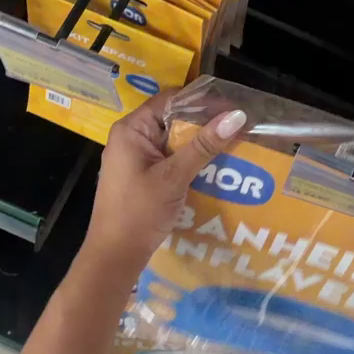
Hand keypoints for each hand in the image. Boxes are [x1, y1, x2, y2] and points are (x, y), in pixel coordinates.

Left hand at [81, 91, 247, 276]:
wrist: (115, 254)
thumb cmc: (140, 212)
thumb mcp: (174, 177)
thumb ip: (204, 145)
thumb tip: (236, 115)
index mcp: (132, 129)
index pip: (170, 100)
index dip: (202, 101)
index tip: (233, 108)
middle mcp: (131, 138)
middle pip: (172, 119)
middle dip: (204, 123)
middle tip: (238, 128)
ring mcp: (135, 158)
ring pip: (172, 141)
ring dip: (199, 144)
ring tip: (233, 146)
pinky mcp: (141, 177)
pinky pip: (168, 160)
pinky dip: (188, 161)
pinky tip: (212, 168)